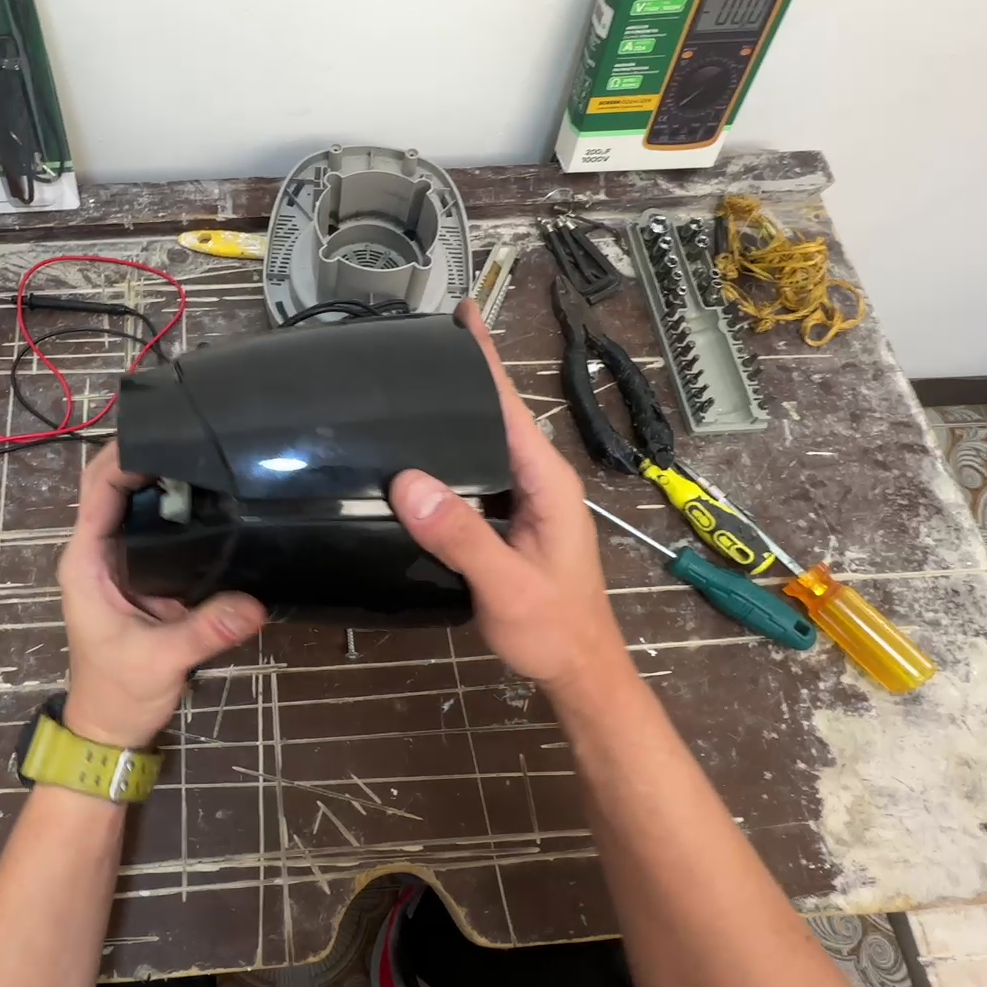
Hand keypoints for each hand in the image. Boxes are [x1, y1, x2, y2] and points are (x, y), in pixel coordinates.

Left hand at [56, 443, 267, 748]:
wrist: (112, 728)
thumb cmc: (120, 692)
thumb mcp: (162, 660)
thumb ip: (206, 630)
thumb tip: (256, 604)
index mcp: (87, 561)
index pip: (98, 492)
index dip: (126, 459)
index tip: (167, 434)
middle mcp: (96, 551)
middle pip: (108, 484)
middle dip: (139, 452)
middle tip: (192, 429)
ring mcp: (115, 559)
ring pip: (127, 498)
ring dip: (153, 470)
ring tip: (202, 447)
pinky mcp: (137, 570)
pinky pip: (149, 522)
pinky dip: (169, 499)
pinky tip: (205, 489)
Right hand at [389, 299, 625, 690]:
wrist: (578, 671)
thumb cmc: (553, 628)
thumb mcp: (508, 583)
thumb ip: (461, 536)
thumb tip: (408, 482)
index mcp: (545, 481)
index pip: (511, 406)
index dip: (486, 360)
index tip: (463, 316)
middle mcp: (536, 481)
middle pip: (495, 416)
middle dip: (462, 378)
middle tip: (416, 349)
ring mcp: (522, 501)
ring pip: (482, 446)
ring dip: (452, 417)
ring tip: (408, 393)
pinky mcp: (506, 522)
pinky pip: (473, 476)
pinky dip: (446, 457)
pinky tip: (416, 460)